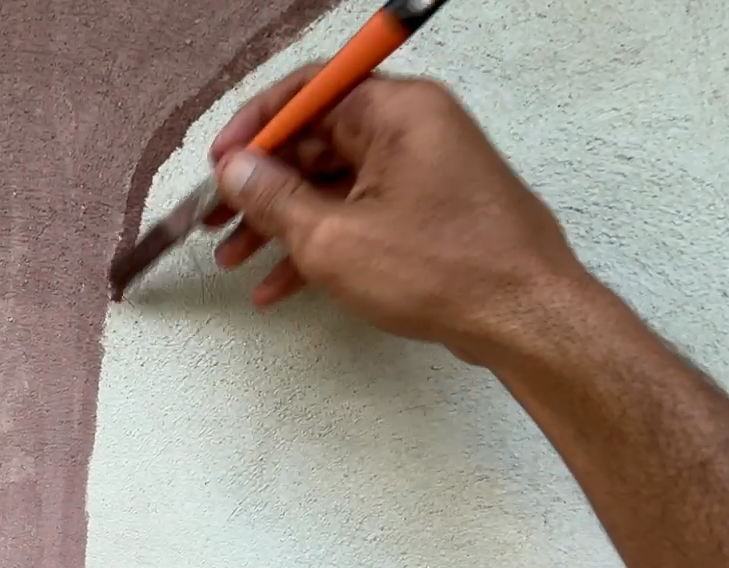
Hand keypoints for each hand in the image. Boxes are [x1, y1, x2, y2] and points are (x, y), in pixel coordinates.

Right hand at [207, 65, 592, 364]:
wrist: (517, 315)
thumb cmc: (431, 267)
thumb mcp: (331, 236)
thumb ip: (273, 199)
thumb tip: (232, 168)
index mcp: (392, 112)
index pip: (308, 92)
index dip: (253, 127)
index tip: (216, 166)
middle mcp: (406, 130)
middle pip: (313, 144)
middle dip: (257, 189)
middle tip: (211, 223)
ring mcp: (414, 173)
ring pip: (326, 188)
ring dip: (275, 227)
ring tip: (231, 264)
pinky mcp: (418, 213)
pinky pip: (351, 218)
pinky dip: (312, 248)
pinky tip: (274, 289)